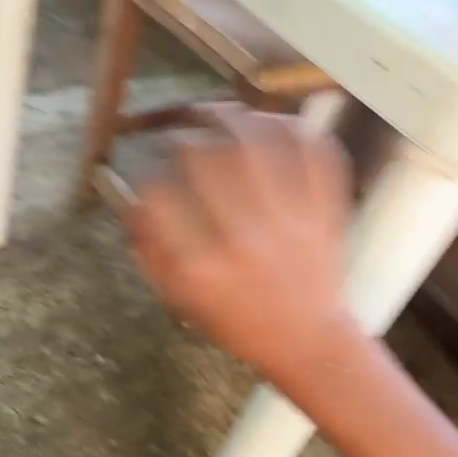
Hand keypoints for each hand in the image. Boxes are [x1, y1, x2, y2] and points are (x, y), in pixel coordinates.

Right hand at [124, 105, 355, 381]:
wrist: (308, 341)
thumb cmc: (237, 324)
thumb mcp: (182, 301)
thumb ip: (151, 256)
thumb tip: (132, 209)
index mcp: (200, 267)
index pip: (159, 199)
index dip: (147, 181)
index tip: (150, 179)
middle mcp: (242, 239)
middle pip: (205, 159)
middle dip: (184, 138)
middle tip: (179, 138)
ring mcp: (288, 221)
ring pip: (259, 143)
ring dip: (234, 118)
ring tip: (220, 115)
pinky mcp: (325, 212)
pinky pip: (315, 154)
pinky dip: (295, 129)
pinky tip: (273, 123)